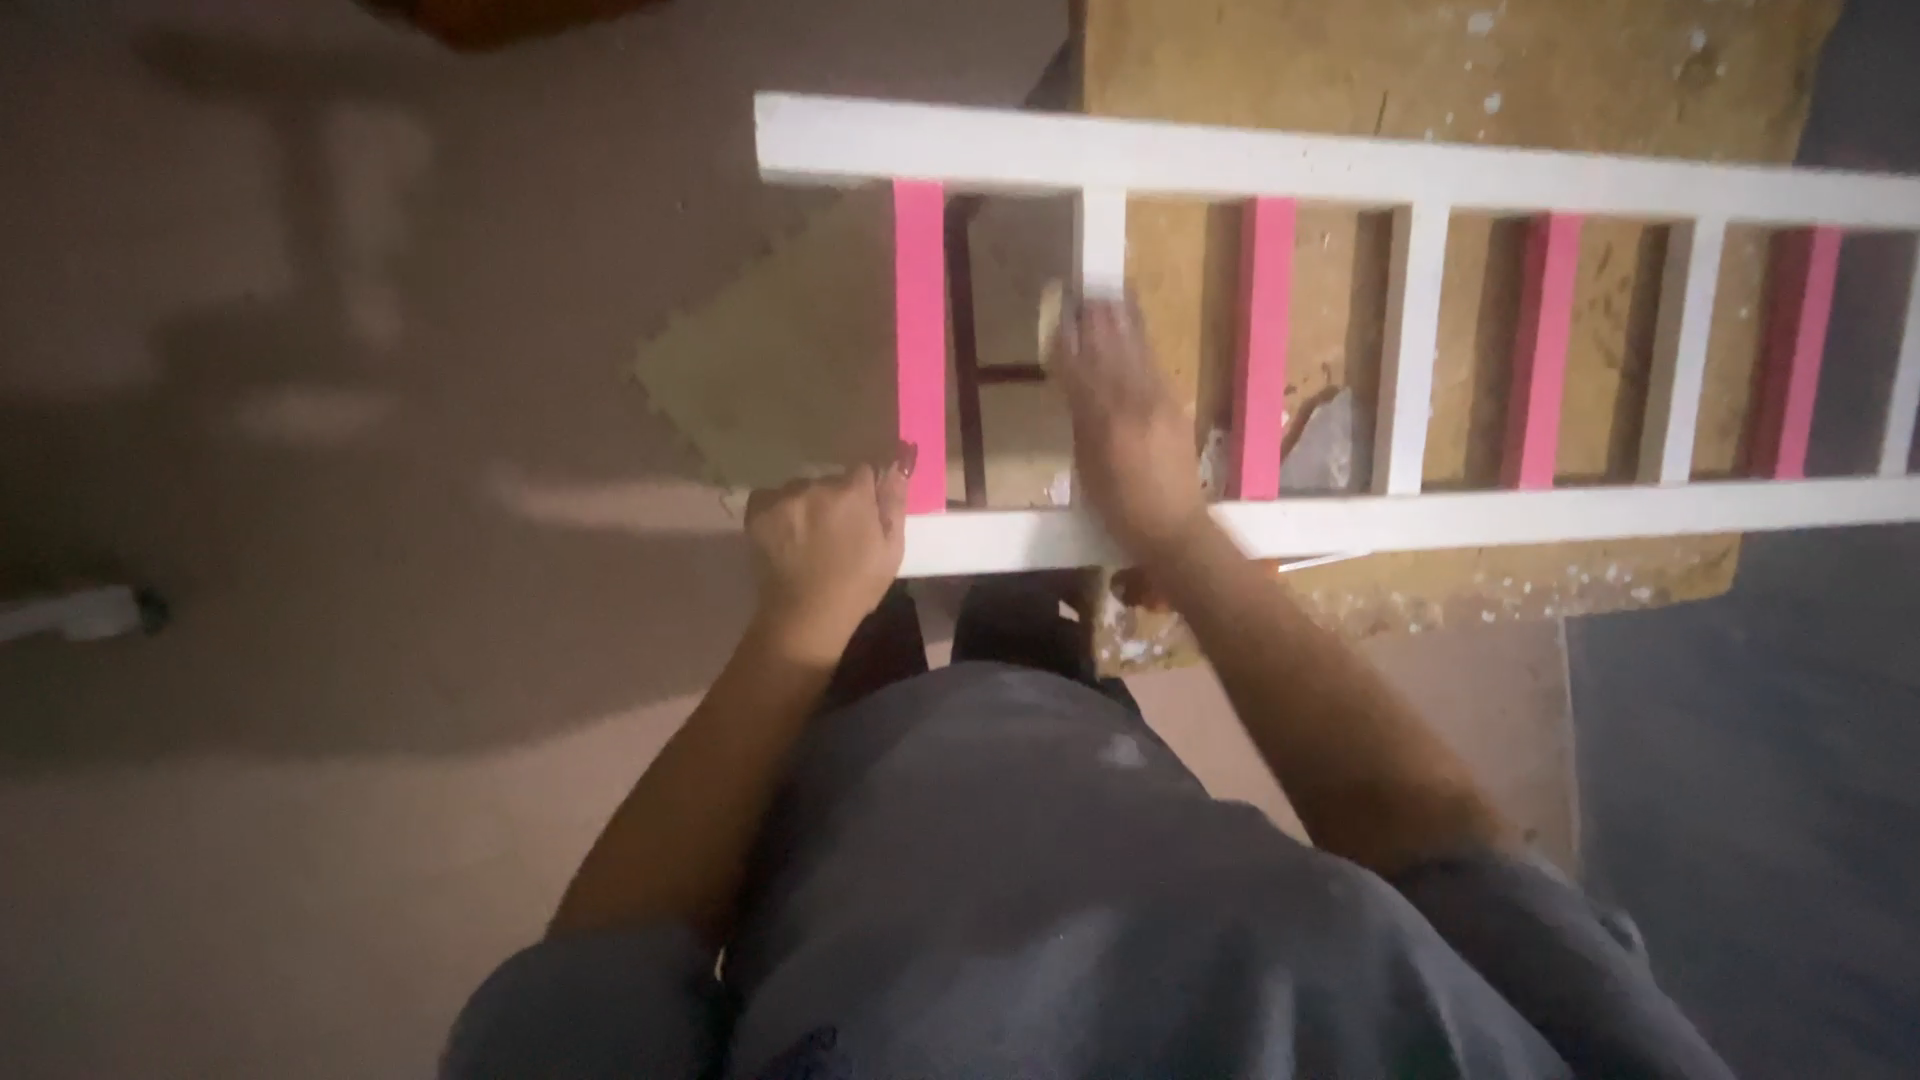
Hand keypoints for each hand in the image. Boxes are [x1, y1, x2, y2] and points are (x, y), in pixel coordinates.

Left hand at [744, 461, 907, 660]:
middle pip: (830, 480)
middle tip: (835, 532)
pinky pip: (769, 497)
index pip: (863, 469)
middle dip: (835, 499)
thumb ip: (894, 503)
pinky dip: (777, 509)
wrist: (806, 615)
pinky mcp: (757, 511)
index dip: (864, 491)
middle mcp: (816, 486)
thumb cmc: (857, 586)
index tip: (862, 512)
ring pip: (800, 488)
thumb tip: (898, 466)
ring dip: (806, 504)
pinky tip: (784, 534)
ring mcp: (783, 498)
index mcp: (853, 493)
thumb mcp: (891, 549)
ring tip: (807, 537)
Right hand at [1054, 298, 1208, 564]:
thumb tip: (1077, 392)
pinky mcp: (1175, 407)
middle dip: (1096, 322)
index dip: (1067, 345)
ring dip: (1121, 322)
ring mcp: (1158, 402)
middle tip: (1083, 292)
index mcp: (1105, 423)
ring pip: (1135, 353)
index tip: (1058, 319)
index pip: (1080, 372)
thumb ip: (1082, 426)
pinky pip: (1154, 366)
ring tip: (1110, 294)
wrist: (1174, 528)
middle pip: (1110, 353)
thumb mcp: (1087, 470)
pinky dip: (1141, 344)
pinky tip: (1135, 329)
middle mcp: (1133, 404)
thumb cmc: (1119, 510)